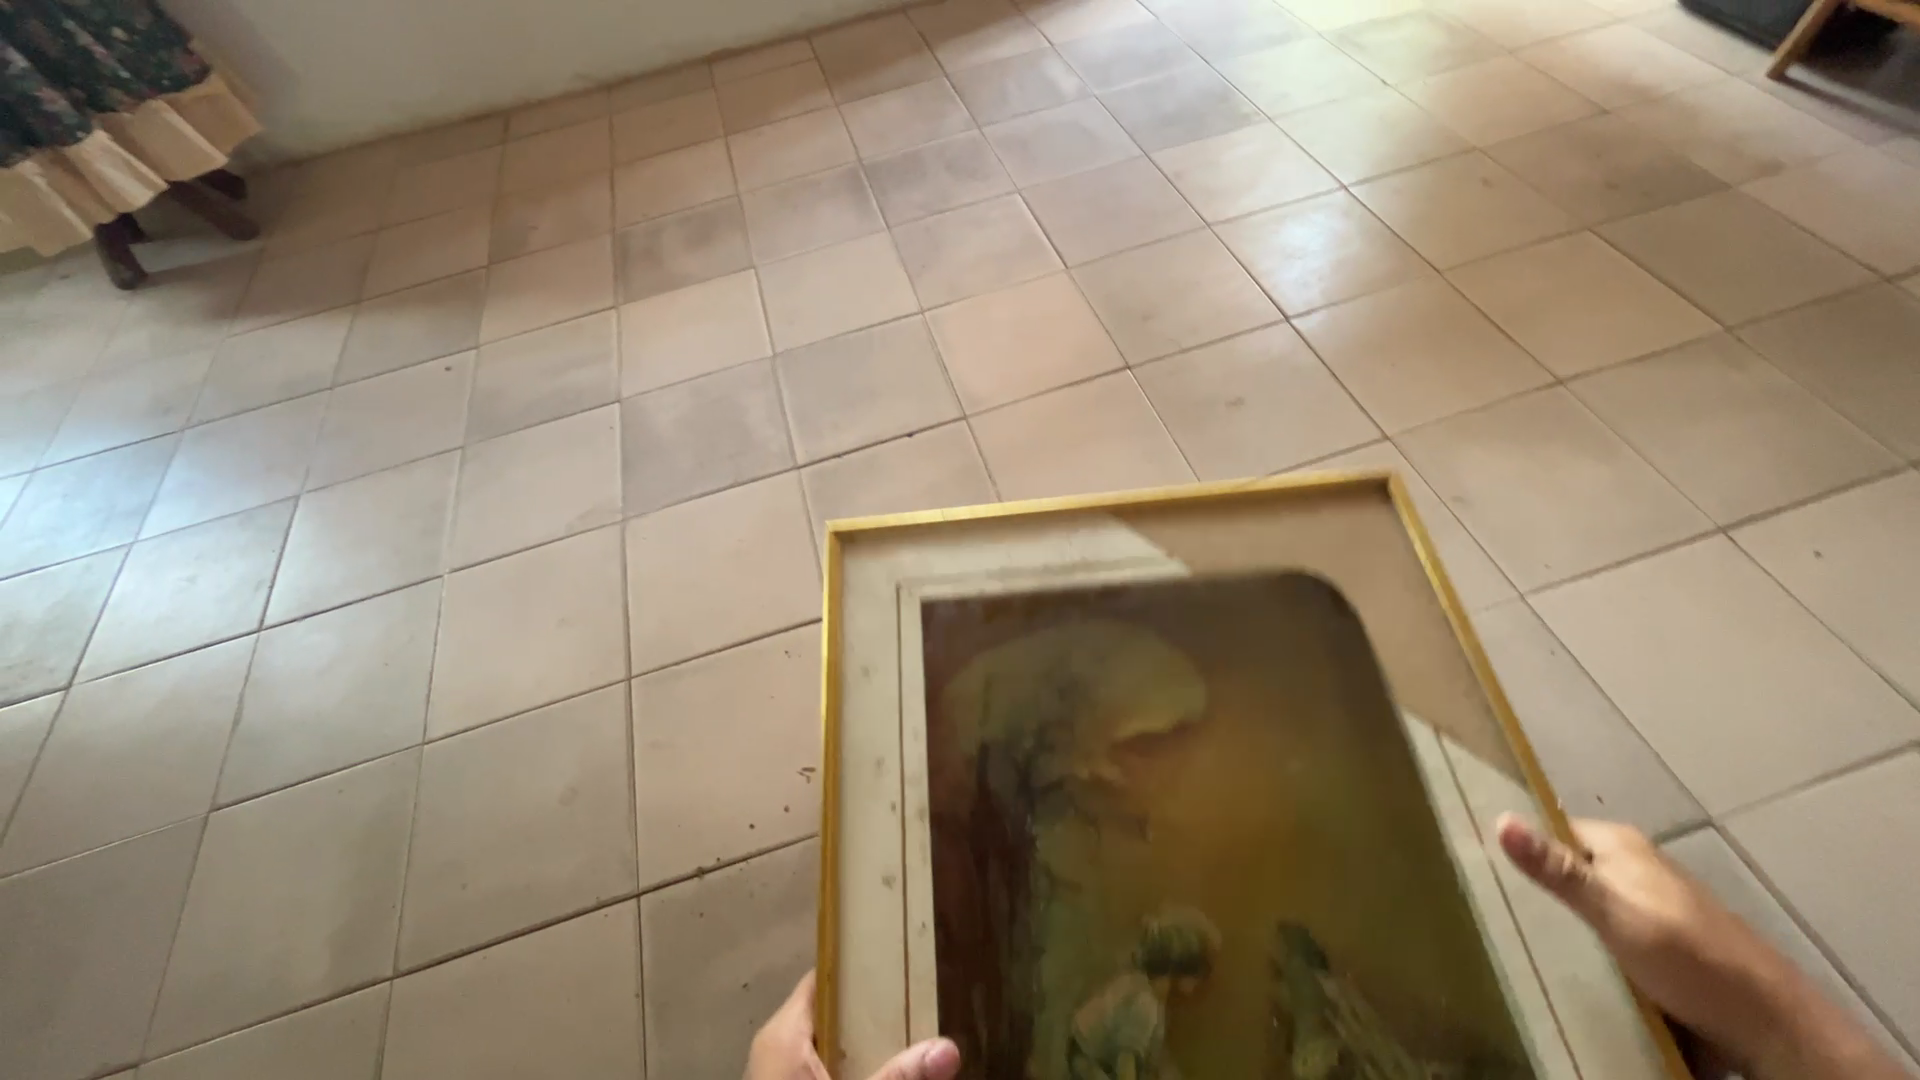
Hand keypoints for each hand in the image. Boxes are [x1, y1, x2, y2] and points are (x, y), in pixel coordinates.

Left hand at [746, 972, 962, 1079]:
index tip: (899, 960)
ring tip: (905, 1030)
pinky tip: (878, 1069)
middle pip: (828, 1009)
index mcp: (783, 1032)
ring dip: (860, 1041)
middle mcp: (775, 1044)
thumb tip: (951, 1048)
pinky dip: (846, 1064)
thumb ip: (899, 1076)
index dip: (859, 967)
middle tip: (914, 1000)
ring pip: (824, 1041)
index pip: (823, 977)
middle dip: (869, 1009)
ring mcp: (775, 1072)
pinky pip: (817, 1065)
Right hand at [1495, 815, 1907, 1079]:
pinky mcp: (1656, 943)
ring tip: (1509, 932)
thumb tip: (1499, 818)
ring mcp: (1647, 904)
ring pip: (1581, 903)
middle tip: (1485, 904)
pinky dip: (1581, 944)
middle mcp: (1632, 865)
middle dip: (1532, 886)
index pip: (1548, 828)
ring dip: (1555, 919)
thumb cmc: (1689, 956)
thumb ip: (1558, 870)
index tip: (1472, 859)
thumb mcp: (1613, 912)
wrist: (1773, 1028)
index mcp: (1619, 844)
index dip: (1516, 843)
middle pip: (1563, 867)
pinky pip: (1601, 933)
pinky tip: (1558, 958)